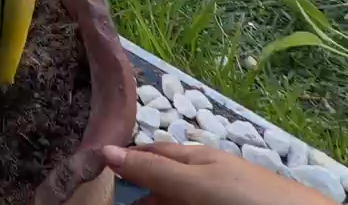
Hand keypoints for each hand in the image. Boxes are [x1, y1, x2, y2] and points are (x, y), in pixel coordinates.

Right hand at [101, 142, 337, 204]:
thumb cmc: (252, 201)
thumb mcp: (199, 184)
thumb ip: (153, 170)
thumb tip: (102, 148)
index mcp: (196, 159)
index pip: (150, 154)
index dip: (124, 160)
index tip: (95, 170)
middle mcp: (204, 180)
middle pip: (162, 186)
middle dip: (138, 195)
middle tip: (110, 203)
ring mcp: (216, 201)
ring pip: (176, 202)